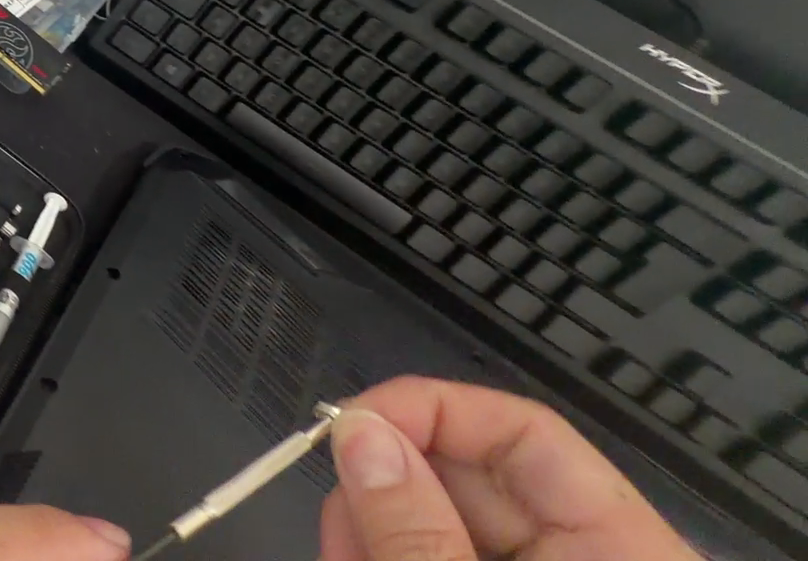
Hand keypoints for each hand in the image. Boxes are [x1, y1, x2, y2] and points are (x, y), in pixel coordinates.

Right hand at [321, 376, 700, 560]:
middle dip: (379, 481)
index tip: (348, 426)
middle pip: (462, 472)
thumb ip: (419, 530)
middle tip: (329, 509)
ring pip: (429, 508)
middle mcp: (584, 554)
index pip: (524, 430)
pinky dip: (375, 546)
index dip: (427, 410)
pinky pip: (425, 543)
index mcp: (627, 553)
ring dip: (364, 518)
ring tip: (335, 553)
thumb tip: (356, 430)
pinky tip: (349, 558)